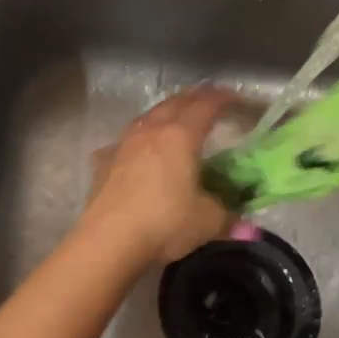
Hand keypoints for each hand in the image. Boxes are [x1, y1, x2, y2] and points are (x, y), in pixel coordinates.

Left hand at [84, 87, 235, 263]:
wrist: (110, 240)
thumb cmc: (165, 223)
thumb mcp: (208, 221)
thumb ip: (226, 214)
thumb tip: (236, 218)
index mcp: (180, 136)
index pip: (205, 106)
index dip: (222, 98)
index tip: (234, 97)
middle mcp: (150, 132)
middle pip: (173, 104)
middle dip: (192, 98)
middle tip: (206, 99)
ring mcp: (122, 145)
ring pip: (145, 118)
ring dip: (162, 114)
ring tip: (171, 119)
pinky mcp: (102, 164)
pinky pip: (122, 143)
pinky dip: (134, 141)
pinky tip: (134, 150)